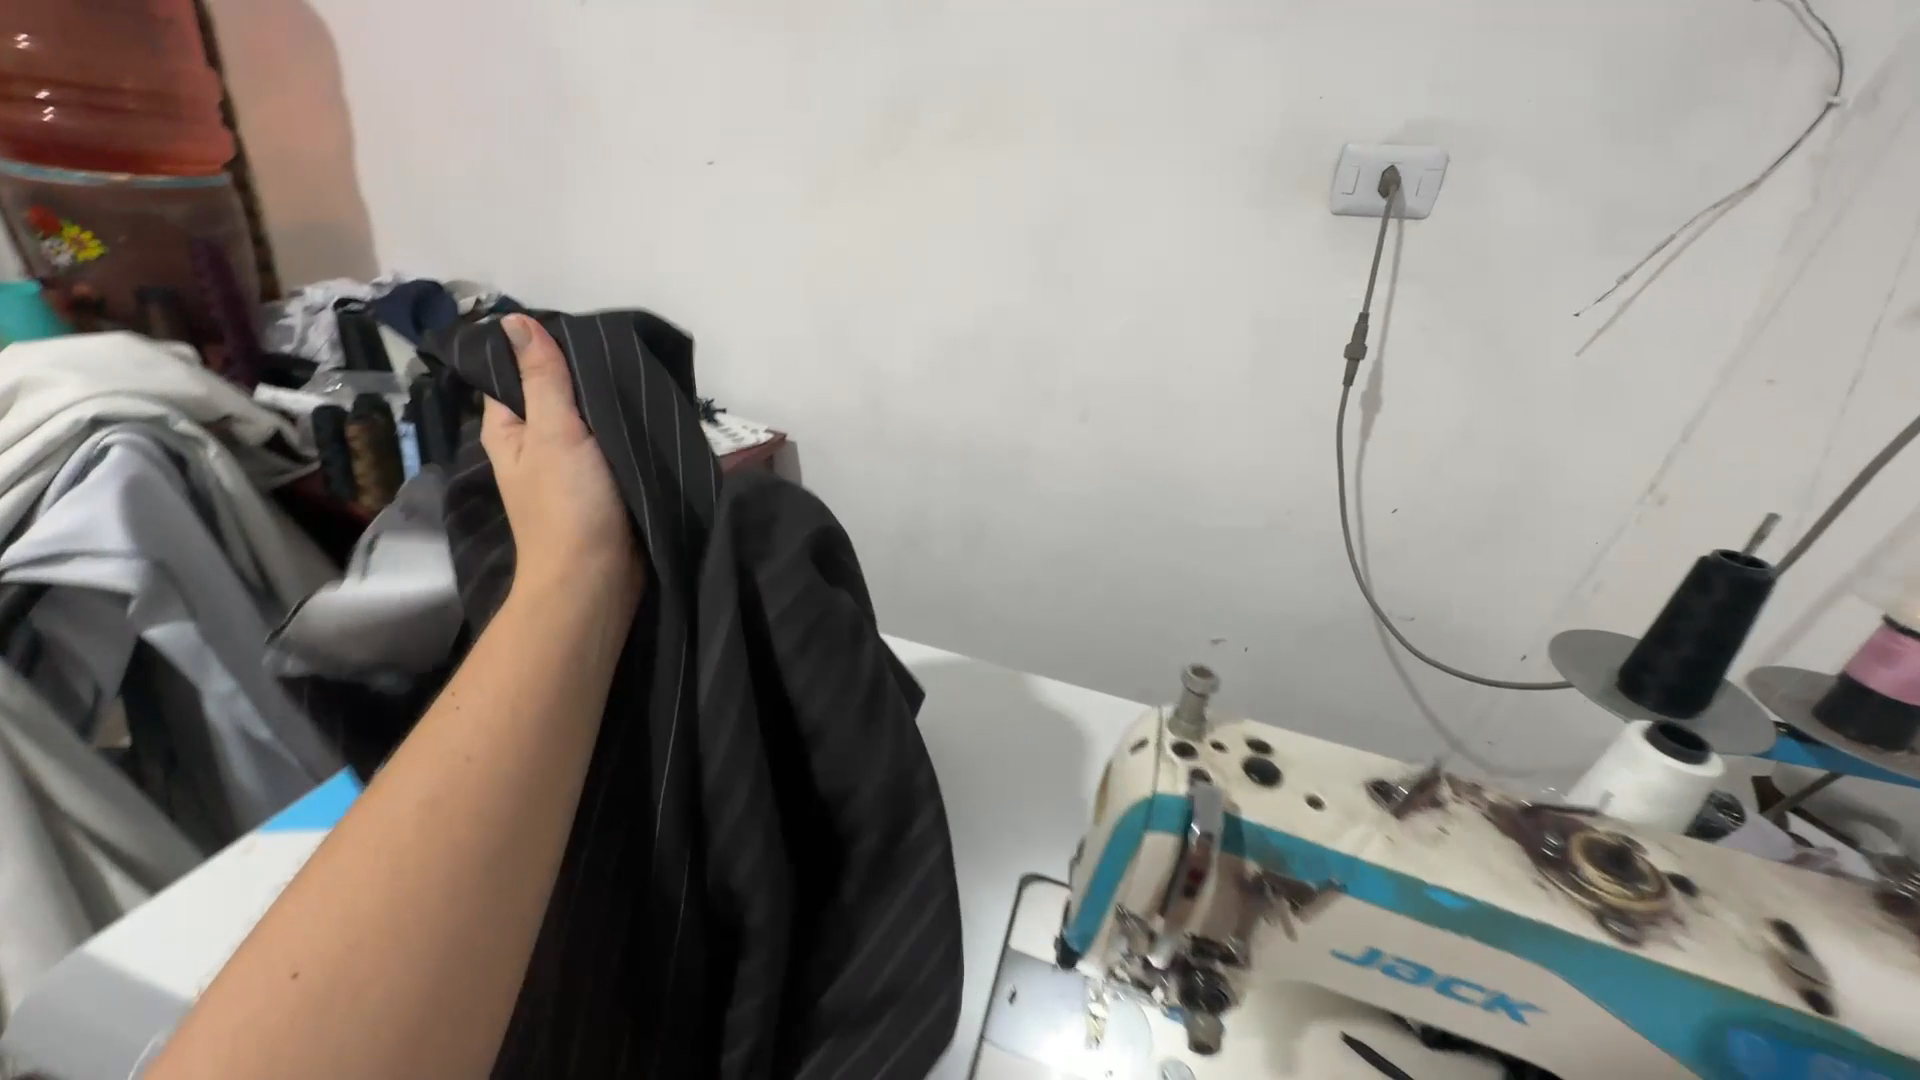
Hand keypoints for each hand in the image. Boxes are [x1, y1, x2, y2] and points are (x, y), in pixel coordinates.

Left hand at [482, 314, 643, 604]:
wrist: (597, 578)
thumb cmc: (567, 504)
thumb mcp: (554, 432)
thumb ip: (542, 378)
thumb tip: (514, 321)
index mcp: (509, 428)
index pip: (518, 372)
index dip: (546, 349)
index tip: (587, 335)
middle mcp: (535, 444)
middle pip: (559, 395)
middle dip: (588, 378)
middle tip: (625, 356)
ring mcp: (571, 468)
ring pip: (591, 422)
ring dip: (612, 407)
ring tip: (643, 382)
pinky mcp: (603, 486)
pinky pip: (613, 447)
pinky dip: (627, 434)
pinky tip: (649, 419)